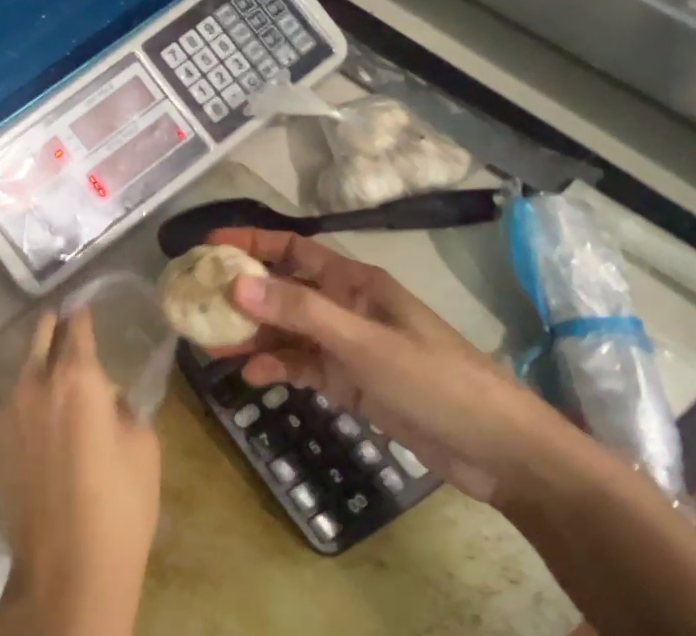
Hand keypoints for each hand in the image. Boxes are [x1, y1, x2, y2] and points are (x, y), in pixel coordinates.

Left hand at [0, 309, 159, 635]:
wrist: (66, 562)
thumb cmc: (120, 505)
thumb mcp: (144, 449)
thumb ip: (125, 408)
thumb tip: (108, 397)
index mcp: (78, 378)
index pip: (76, 329)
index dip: (81, 315)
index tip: (83, 306)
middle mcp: (34, 382)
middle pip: (38, 338)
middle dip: (50, 327)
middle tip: (59, 322)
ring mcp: (5, 410)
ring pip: (22, 377)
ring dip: (37, 374)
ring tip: (51, 386)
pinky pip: (10, 411)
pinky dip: (24, 411)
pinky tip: (37, 434)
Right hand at [205, 228, 580, 506]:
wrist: (501, 452)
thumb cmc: (436, 381)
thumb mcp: (363, 344)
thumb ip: (299, 313)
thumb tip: (234, 284)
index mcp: (354, 283)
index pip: (292, 250)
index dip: (250, 243)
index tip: (205, 247)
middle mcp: (344, 307)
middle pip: (279, 291)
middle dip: (238, 296)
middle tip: (194, 304)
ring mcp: (346, 346)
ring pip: (284, 331)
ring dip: (249, 336)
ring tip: (209, 345)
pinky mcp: (348, 382)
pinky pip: (300, 366)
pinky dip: (275, 367)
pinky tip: (253, 377)